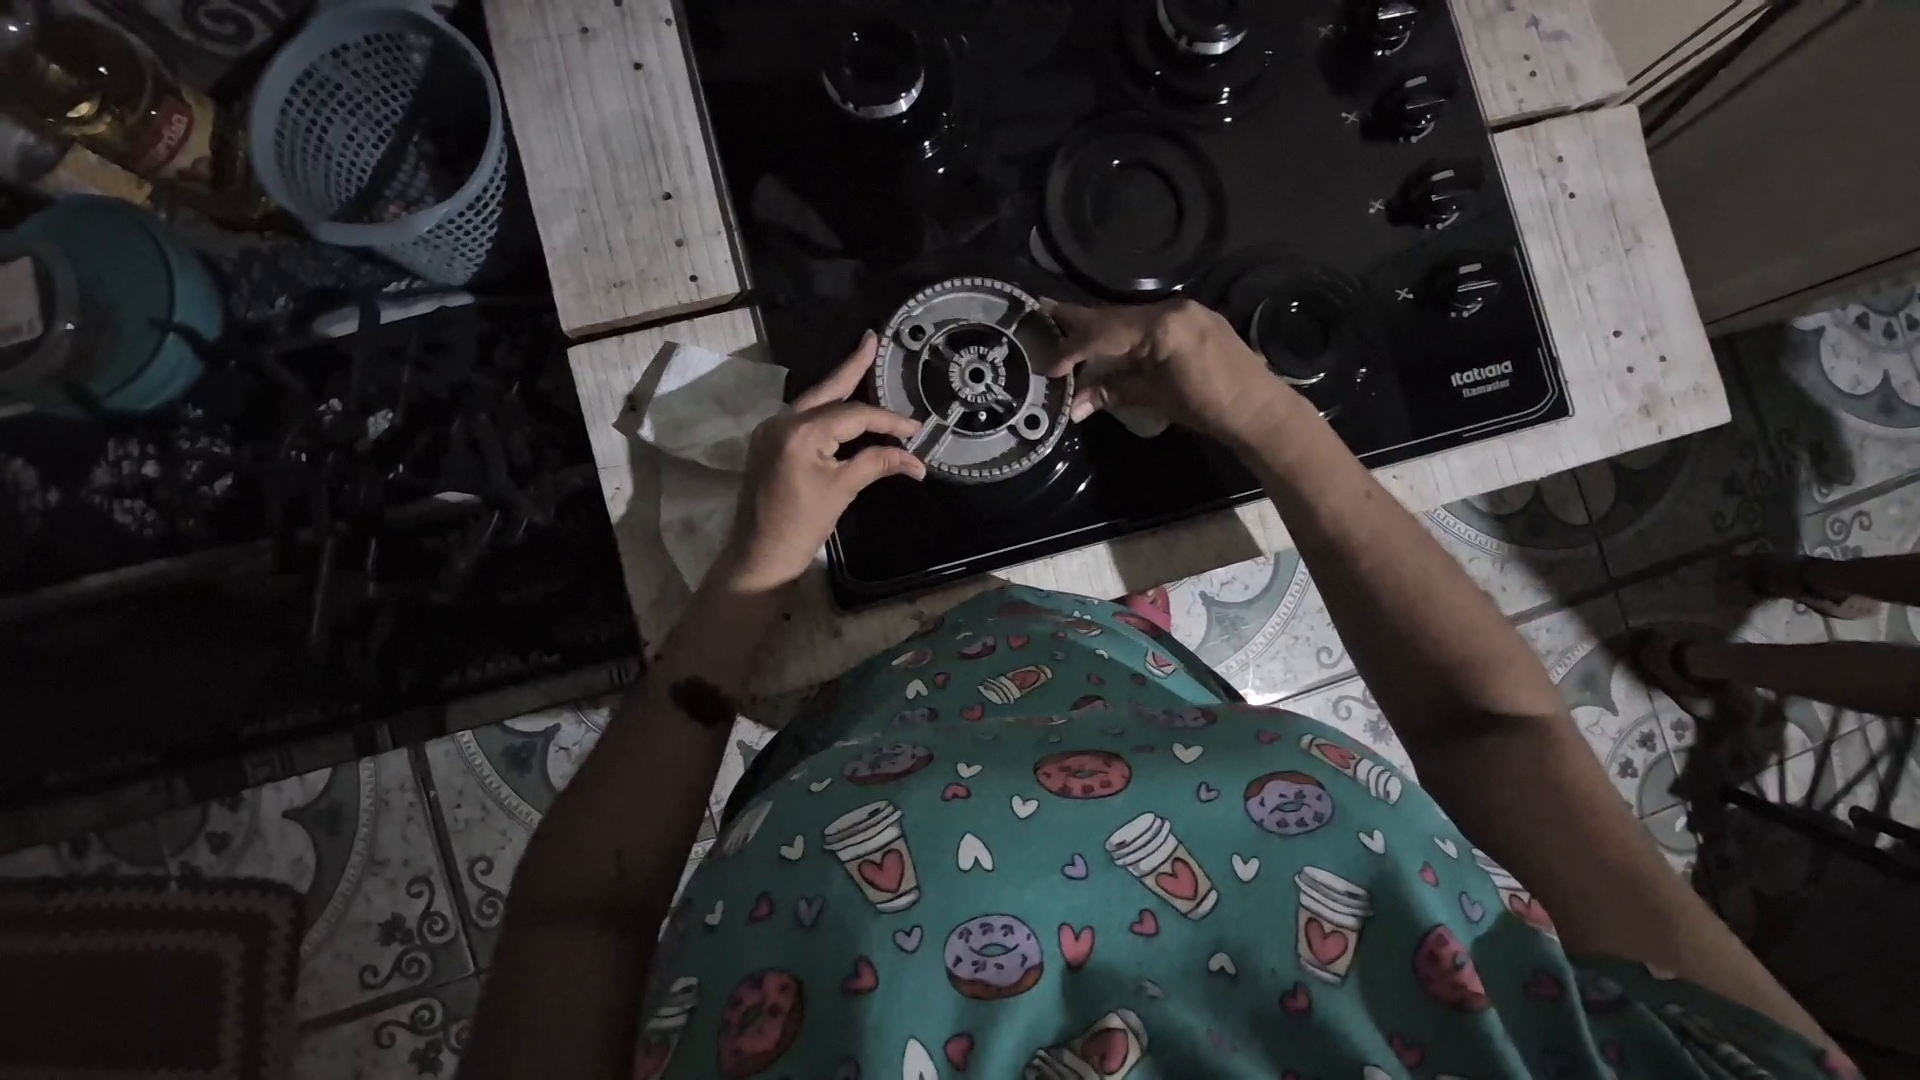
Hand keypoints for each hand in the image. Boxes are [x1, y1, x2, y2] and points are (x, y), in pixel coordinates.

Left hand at [712, 330, 925, 592]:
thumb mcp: (842, 491)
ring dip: (840, 386)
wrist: (759, 555)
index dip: (888, 419)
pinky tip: (842, 404)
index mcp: (800, 432)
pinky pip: (802, 417)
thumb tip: (916, 460)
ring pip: (813, 401)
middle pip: (827, 389)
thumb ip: (877, 463)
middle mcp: (781, 421)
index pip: (854, 414)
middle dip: (852, 366)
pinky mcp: (768, 443)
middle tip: (872, 339)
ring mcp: (770, 430)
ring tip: (862, 363)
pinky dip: (827, 410)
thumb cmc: (801, 526)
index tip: (915, 429)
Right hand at [1043, 298, 1295, 446]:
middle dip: (1079, 322)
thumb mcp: (1156, 399)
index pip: (1105, 332)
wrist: (1260, 409)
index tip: (1050, 365)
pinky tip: (1108, 340)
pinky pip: (1147, 324)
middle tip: (1044, 312)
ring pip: (1129, 319)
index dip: (1072, 348)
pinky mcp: (1193, 321)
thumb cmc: (1209, 405)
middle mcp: (1171, 309)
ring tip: (1067, 324)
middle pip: (1114, 317)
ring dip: (1100, 328)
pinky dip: (1123, 334)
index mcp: (1162, 326)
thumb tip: (1074, 406)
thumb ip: (1114, 393)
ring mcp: (1185, 312)